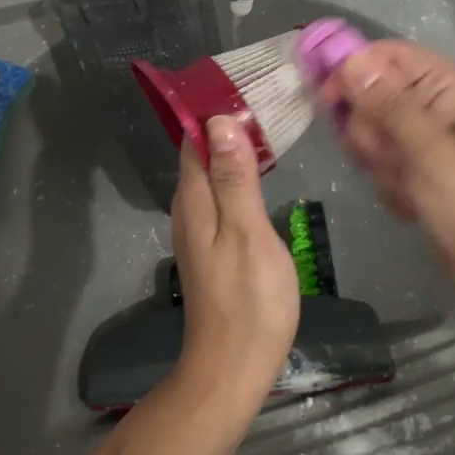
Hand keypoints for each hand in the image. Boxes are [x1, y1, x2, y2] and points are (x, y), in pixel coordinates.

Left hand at [169, 116, 300, 394]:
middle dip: (223, 130)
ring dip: (231, 156)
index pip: (194, 142)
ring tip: (265, 134)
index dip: (212, 113)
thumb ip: (235, 179)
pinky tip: (259, 182)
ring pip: (210, 180)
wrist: (233, 367)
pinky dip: (236, 182)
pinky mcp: (212, 251)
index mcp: (195, 201)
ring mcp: (199, 234)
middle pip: (200, 158)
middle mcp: (189, 212)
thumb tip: (219, 122)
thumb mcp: (248, 233)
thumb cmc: (248, 300)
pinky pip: (219, 201)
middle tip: (262, 104)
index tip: (241, 88)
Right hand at [320, 41, 454, 286]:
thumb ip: (388, 105)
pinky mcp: (418, 169)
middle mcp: (435, 105)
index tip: (328, 102)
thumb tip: (351, 59)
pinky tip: (413, 203)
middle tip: (386, 158)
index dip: (352, 72)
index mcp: (447, 86)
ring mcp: (425, 139)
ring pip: (371, 136)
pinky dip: (390, 185)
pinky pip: (381, 165)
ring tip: (408, 185)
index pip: (385, 57)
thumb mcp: (431, 151)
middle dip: (369, 133)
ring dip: (379, 164)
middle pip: (370, 98)